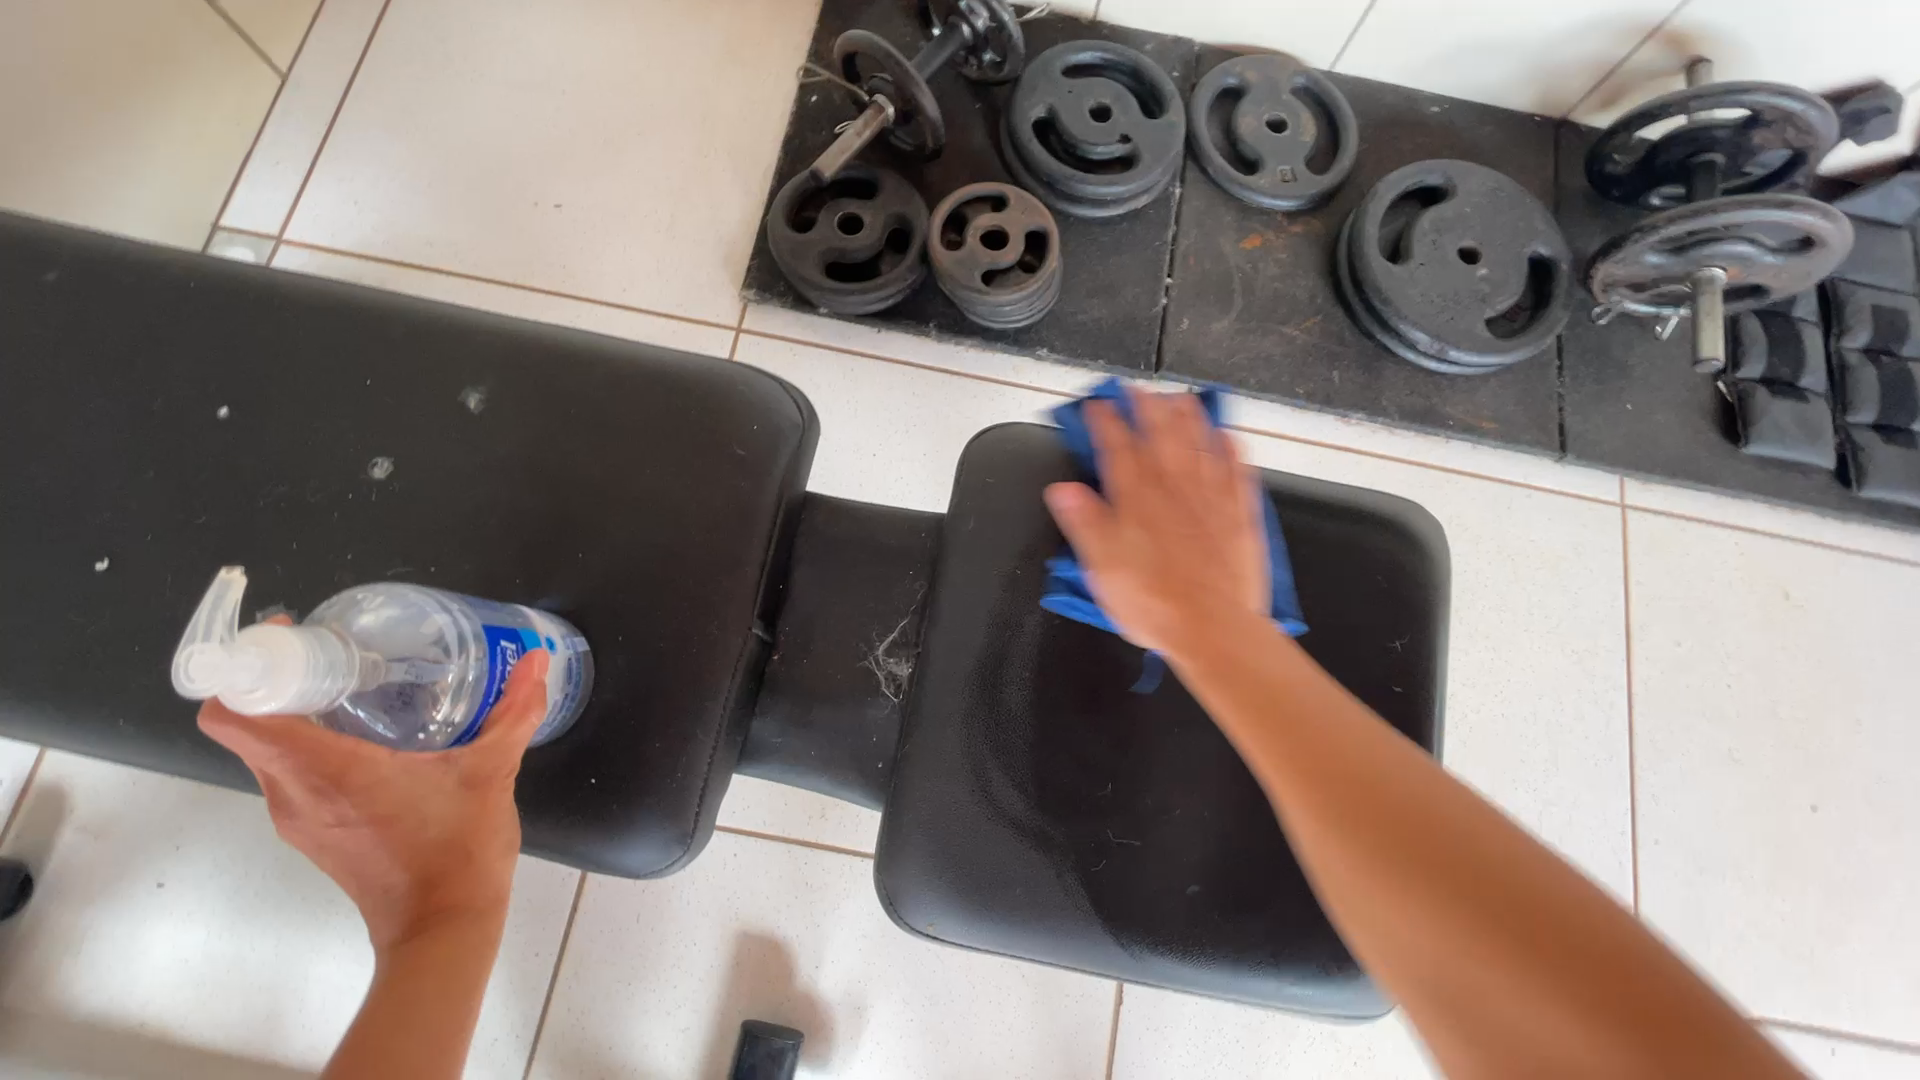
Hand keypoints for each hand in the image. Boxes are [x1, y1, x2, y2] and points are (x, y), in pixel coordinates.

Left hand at [198, 624, 548, 951]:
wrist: (443, 926)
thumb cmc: (459, 848)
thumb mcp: (492, 772)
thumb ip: (514, 711)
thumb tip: (534, 659)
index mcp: (324, 772)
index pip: (235, 715)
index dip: (244, 667)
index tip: (294, 635)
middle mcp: (293, 794)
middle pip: (249, 725)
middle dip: (282, 679)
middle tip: (343, 651)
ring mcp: (298, 817)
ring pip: (270, 750)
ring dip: (298, 713)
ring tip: (361, 685)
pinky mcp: (314, 831)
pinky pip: (291, 773)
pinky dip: (313, 743)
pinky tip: (373, 733)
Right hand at [1043, 387, 1269, 657]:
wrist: (1213, 627)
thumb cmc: (1152, 600)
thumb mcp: (1101, 565)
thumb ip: (1084, 521)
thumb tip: (1063, 489)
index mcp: (1136, 497)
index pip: (1117, 446)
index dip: (1104, 421)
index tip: (1096, 404)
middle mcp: (1174, 487)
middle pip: (1161, 434)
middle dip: (1147, 406)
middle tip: (1137, 389)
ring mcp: (1211, 498)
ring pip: (1201, 443)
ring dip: (1189, 417)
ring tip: (1180, 398)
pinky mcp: (1240, 515)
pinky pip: (1238, 471)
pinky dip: (1232, 450)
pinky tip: (1229, 437)